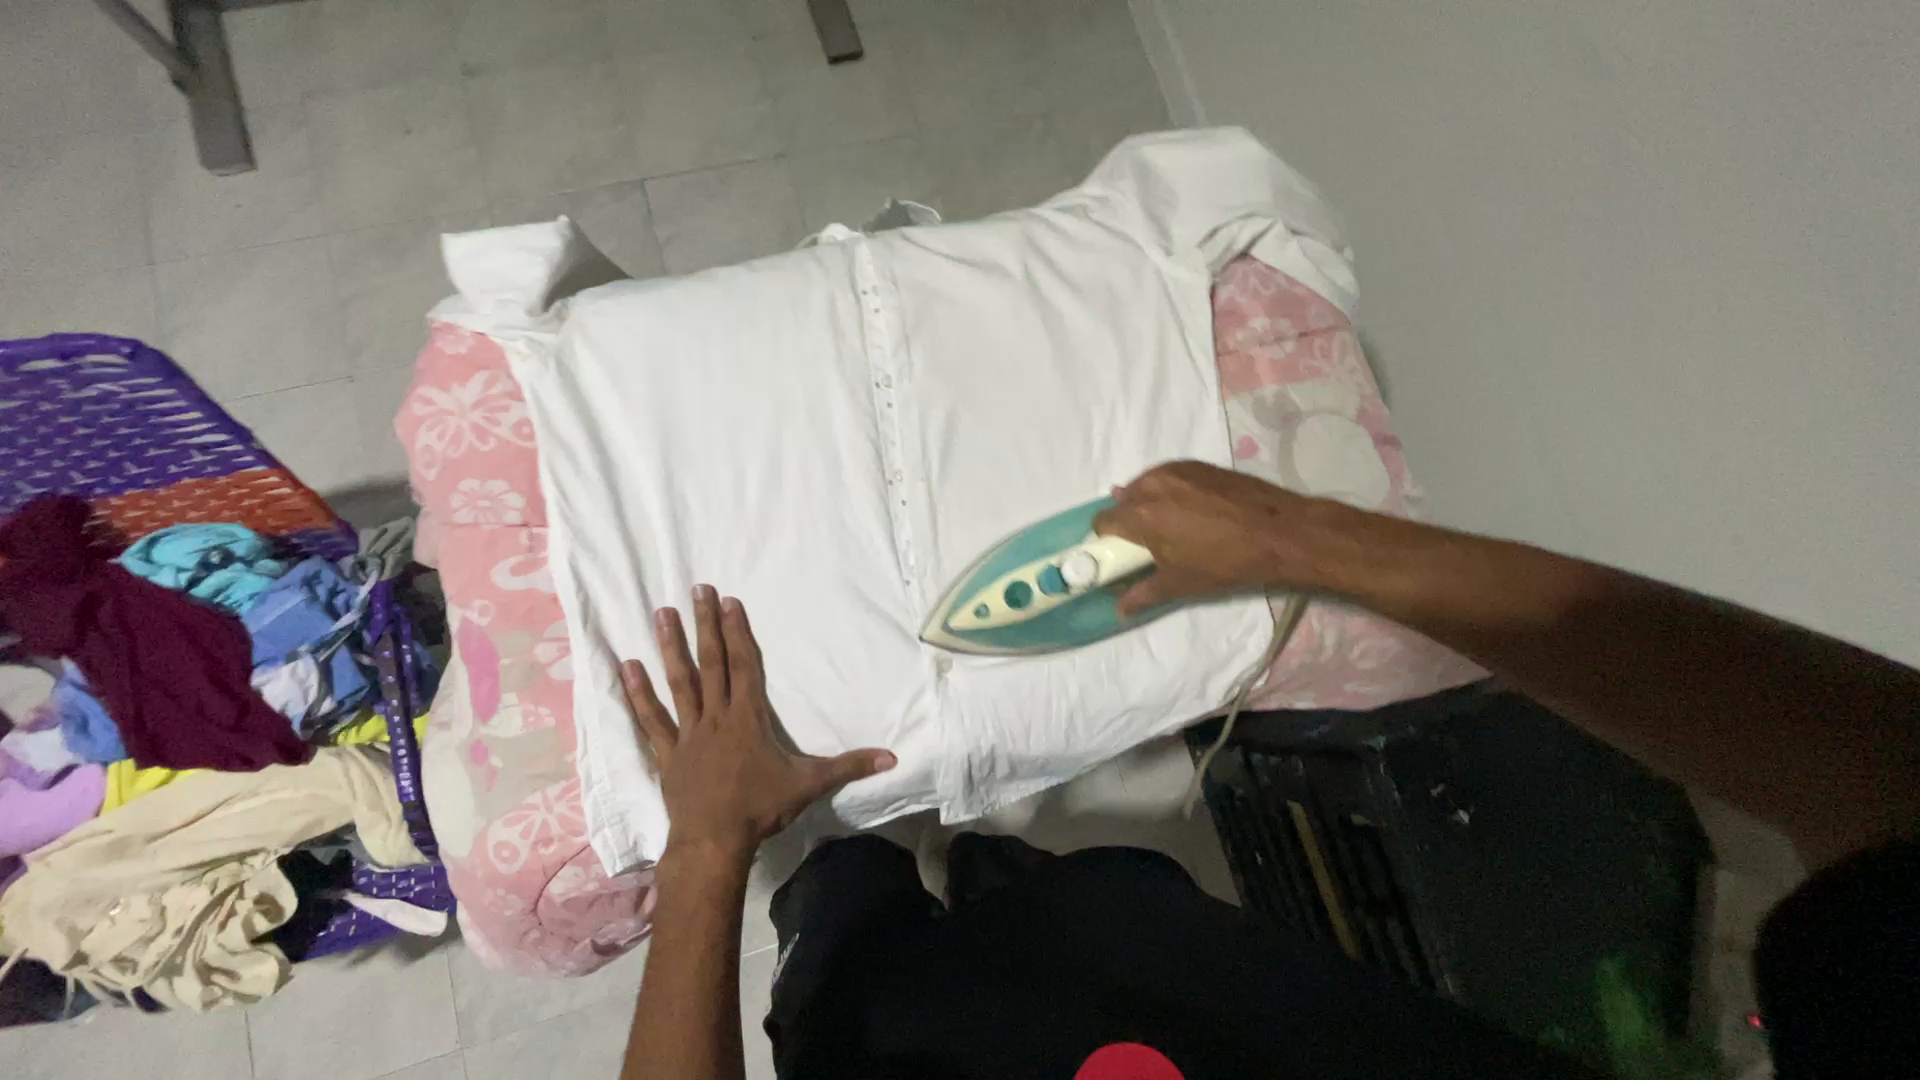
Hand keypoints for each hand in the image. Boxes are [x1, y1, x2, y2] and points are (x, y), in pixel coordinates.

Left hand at [619, 585, 896, 866]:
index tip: (729, 601)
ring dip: (670, 647)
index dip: (737, 631)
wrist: (713, 842)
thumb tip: (892, 758)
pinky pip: (651, 719)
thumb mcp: (810, 784)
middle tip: (697, 590)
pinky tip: (627, 667)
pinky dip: (639, 694)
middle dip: (705, 625)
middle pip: (711, 663)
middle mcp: (717, 716)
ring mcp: (689, 733)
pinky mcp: (668, 753)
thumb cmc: (761, 808)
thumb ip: (850, 766)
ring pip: (679, 682)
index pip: (745, 665)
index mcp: (749, 718)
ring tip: (662, 613)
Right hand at [1093, 460, 1344, 615]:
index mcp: (1140, 515)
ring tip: (1168, 523)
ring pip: (1145, 485)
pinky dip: (1168, 490)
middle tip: (1146, 541)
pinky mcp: (1198, 465)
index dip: (1105, 538)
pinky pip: (1168, 476)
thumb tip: (1119, 609)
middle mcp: (1151, 485)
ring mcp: (1176, 470)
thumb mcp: (1180, 584)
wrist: (1281, 532)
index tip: (1119, 552)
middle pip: (1122, 500)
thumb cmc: (1226, 562)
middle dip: (1127, 519)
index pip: (1102, 521)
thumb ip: (1143, 594)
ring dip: (1146, 502)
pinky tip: (1187, 506)